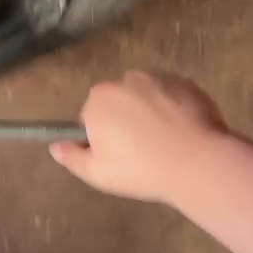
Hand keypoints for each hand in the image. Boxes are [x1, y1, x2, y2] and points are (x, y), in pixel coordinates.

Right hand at [50, 71, 228, 203]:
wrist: (198, 162)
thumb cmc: (139, 169)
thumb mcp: (96, 173)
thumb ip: (71, 157)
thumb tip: (55, 147)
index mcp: (99, 99)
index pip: (90, 117)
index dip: (100, 138)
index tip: (115, 156)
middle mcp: (126, 80)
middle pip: (118, 102)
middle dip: (124, 121)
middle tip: (139, 153)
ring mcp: (160, 78)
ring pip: (145, 97)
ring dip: (148, 114)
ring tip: (163, 145)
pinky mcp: (188, 84)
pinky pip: (171, 97)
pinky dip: (173, 111)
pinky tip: (182, 135)